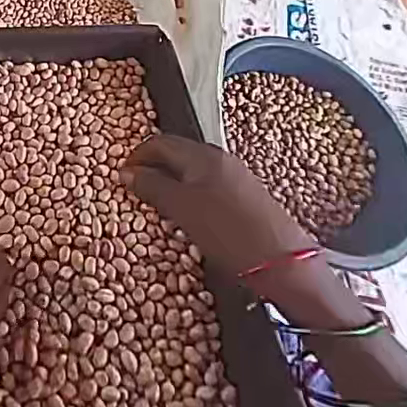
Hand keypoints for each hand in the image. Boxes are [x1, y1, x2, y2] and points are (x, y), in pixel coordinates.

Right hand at [120, 135, 312, 290]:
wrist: (284, 264)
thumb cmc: (226, 232)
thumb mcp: (181, 208)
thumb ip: (151, 186)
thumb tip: (126, 173)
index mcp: (202, 156)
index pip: (159, 142)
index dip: (136, 156)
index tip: (122, 176)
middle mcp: (219, 159)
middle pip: (176, 153)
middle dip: (152, 167)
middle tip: (136, 189)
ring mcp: (235, 176)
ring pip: (192, 170)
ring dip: (171, 180)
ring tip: (158, 203)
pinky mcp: (246, 195)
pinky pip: (208, 184)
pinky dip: (189, 192)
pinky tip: (188, 214)